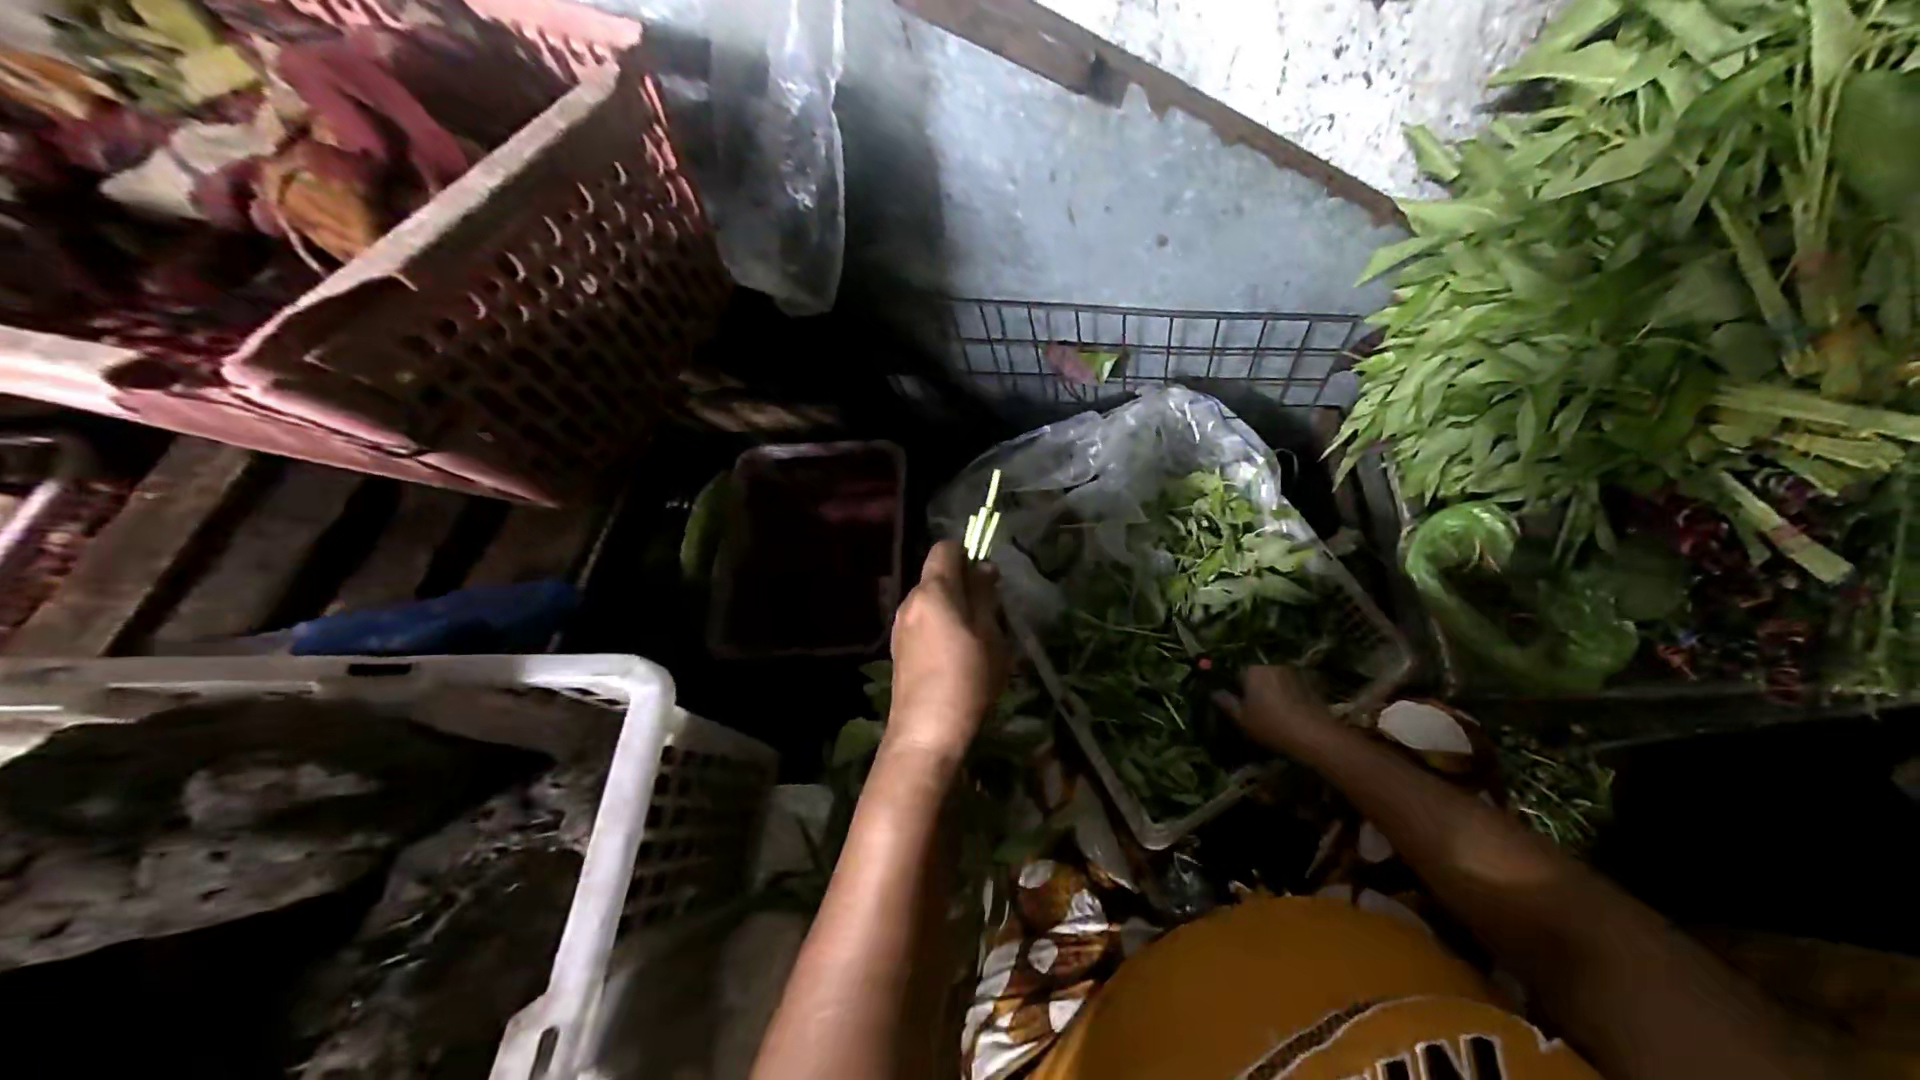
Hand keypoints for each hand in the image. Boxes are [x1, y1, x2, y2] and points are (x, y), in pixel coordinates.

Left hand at [886, 541, 1007, 761]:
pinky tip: (954, 654)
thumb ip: (984, 596)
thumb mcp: (989, 635)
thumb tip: (983, 568)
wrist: (925, 730)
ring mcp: (900, 626)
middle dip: (962, 583)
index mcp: (933, 592)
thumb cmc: (966, 678)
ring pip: (929, 601)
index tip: (987, 577)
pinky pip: (922, 622)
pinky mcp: (898, 649)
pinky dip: (939, 625)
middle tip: (988, 610)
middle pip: (936, 576)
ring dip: (951, 607)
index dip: (967, 554)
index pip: (945, 549)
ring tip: (974, 637)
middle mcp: (910, 601)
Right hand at [1213, 665, 1340, 752]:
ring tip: (1275, 712)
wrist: (1315, 734)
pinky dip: (1289, 695)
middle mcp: (1272, 666)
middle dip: (1256, 688)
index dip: (1237, 689)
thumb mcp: (1242, 718)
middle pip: (1258, 675)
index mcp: (1252, 671)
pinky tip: (1291, 713)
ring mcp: (1293, 673)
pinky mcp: (1310, 683)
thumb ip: (1226, 703)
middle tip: (1256, 709)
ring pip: (1276, 680)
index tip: (1240, 705)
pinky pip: (1292, 687)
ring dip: (1274, 691)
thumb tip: (1214, 692)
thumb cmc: (1271, 725)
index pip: (1237, 674)